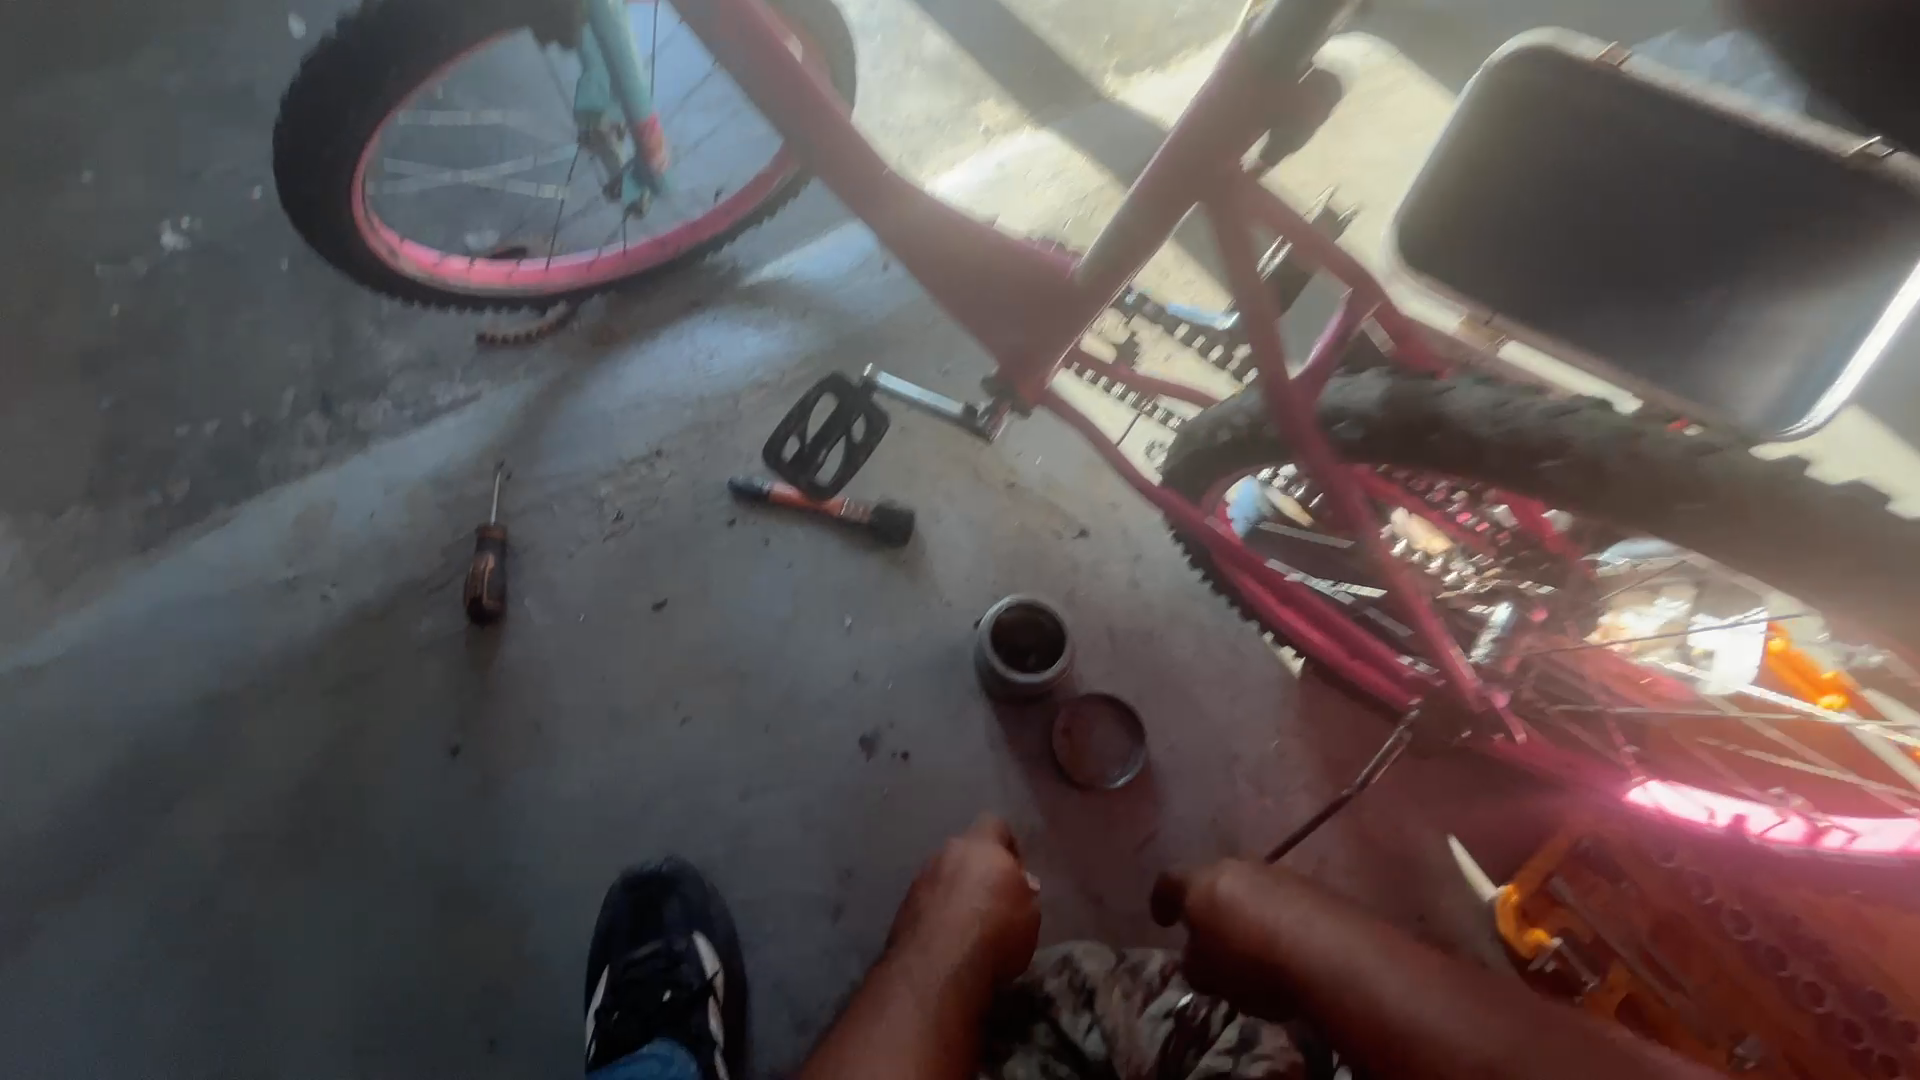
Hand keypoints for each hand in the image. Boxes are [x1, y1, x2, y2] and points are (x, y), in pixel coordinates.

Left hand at [887, 815, 1041, 988]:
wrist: (937, 968)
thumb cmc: (995, 935)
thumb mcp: (1030, 915)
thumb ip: (1024, 891)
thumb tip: (1021, 882)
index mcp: (981, 846)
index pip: (995, 825)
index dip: (1007, 846)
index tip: (1016, 873)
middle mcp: (947, 853)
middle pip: (966, 852)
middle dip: (978, 870)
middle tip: (993, 901)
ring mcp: (921, 878)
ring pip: (943, 875)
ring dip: (954, 891)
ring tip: (968, 924)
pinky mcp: (903, 906)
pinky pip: (927, 900)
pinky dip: (937, 911)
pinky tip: (946, 938)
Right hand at [1151, 859, 1301, 1020]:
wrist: (1331, 953)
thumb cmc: (1251, 963)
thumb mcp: (1209, 976)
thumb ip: (1195, 963)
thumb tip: (1195, 957)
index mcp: (1199, 883)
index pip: (1168, 882)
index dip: (1161, 901)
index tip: (1162, 921)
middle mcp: (1234, 867)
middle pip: (1212, 881)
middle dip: (1210, 906)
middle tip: (1212, 935)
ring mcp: (1275, 872)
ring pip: (1251, 889)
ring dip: (1247, 911)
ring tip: (1253, 945)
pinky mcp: (1312, 886)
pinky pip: (1284, 900)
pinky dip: (1279, 918)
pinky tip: (1287, 947)